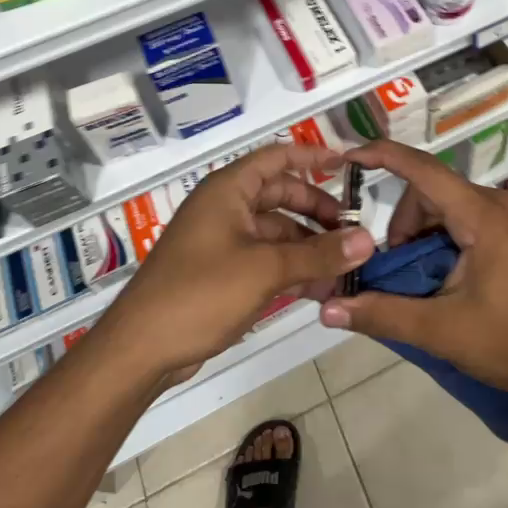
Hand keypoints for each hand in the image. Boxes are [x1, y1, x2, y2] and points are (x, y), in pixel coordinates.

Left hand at [91, 141, 376, 381]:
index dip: (312, 157)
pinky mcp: (219, 273)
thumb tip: (367, 240)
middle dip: (317, 211)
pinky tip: (318, 289)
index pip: (276, 157)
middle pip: (280, 195)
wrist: (140, 349)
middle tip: (351, 231)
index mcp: (228, 190)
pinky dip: (290, 268)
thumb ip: (319, 254)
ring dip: (307, 246)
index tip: (348, 166)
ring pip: (275, 231)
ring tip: (344, 267)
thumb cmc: (200, 292)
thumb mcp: (266, 270)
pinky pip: (263, 259)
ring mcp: (220, 241)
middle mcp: (224, 208)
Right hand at [317, 141, 507, 400]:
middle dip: (402, 226)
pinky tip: (436, 278)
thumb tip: (327, 309)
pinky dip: (437, 240)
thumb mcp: (440, 331)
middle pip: (429, 191)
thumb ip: (382, 314)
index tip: (348, 154)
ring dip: (418, 236)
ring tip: (415, 282)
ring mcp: (506, 217)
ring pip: (443, 205)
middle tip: (392, 272)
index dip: (383, 156)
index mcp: (482, 215)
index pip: (424, 170)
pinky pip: (460, 219)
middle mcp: (496, 204)